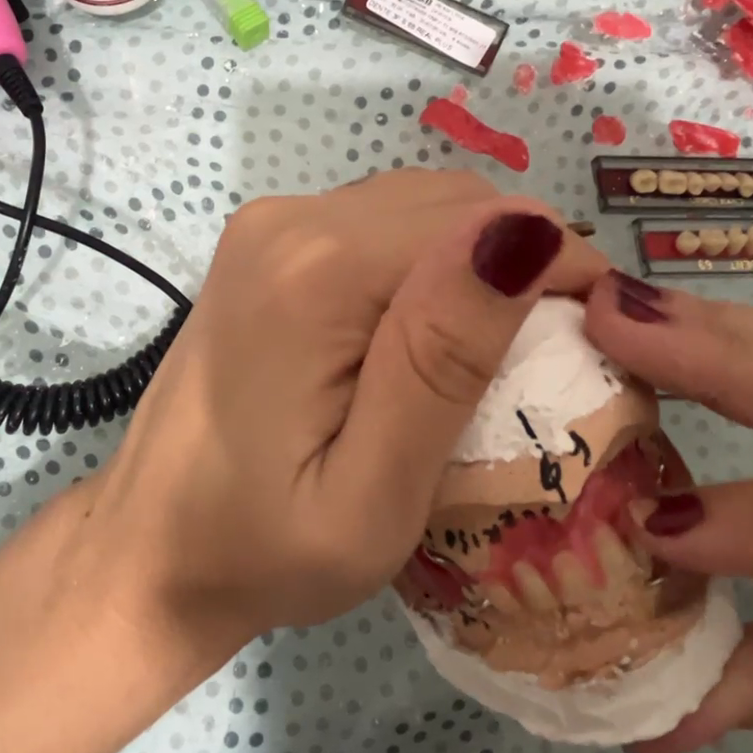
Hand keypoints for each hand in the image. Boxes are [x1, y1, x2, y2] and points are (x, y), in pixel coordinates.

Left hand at [72, 170, 608, 655]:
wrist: (148, 551)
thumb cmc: (263, 551)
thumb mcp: (372, 493)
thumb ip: (442, 361)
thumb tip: (525, 234)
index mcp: (318, 272)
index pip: (482, 218)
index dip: (561, 265)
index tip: (605, 340)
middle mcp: (289, 220)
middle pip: (453, 201)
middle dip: (524, 260)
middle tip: (557, 359)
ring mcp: (269, 227)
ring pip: (420, 207)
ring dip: (477, 262)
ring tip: (501, 353)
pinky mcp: (265, 248)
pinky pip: (379, 226)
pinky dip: (428, 265)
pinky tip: (431, 336)